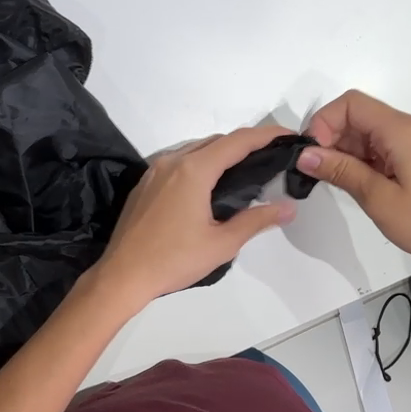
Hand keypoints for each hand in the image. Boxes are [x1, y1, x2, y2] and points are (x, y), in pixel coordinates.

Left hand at [90, 126, 298, 307]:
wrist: (122, 276)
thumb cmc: (173, 261)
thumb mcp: (222, 244)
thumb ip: (256, 220)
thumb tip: (288, 208)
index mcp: (193, 171)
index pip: (237, 141)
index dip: (267, 135)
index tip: (288, 137)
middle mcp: (171, 162)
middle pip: (215, 142)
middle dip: (245, 144)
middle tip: (270, 159)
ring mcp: (153, 172)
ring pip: (194, 150)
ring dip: (220, 154)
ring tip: (244, 171)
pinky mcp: (143, 185)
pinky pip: (176, 164)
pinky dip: (198, 165)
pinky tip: (209, 186)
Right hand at [298, 90, 410, 283]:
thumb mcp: (379, 199)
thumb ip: (341, 171)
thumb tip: (305, 154)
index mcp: (404, 131)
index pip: (352, 104)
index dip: (324, 123)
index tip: (314, 156)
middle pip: (361, 115)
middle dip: (332, 139)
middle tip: (320, 174)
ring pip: (372, 132)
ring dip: (348, 151)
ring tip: (339, 183)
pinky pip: (387, 145)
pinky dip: (366, 158)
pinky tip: (361, 183)